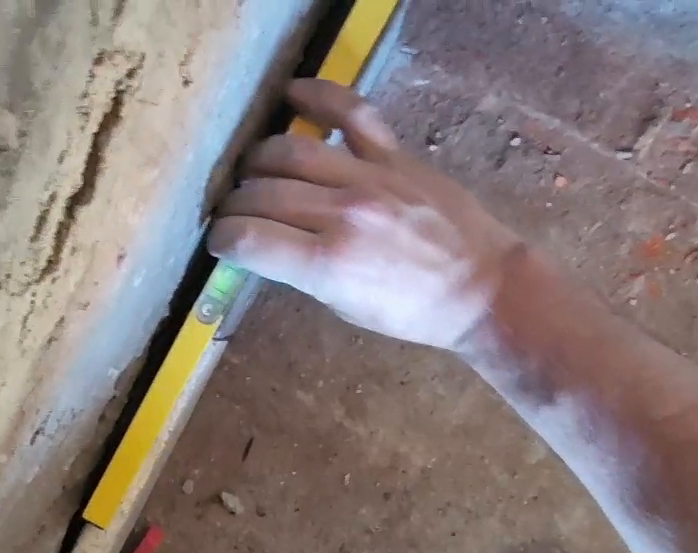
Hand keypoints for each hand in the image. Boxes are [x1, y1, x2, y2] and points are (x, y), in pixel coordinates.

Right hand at [209, 79, 521, 350]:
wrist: (479, 289)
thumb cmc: (408, 312)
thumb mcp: (342, 307)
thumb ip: (301, 272)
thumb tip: (265, 247)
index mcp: (325, 264)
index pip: (247, 240)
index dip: (221, 241)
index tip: (218, 243)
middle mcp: (340, 214)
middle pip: (261, 194)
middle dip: (233, 206)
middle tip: (231, 214)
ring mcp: (368, 178)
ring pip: (290, 152)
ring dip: (258, 162)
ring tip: (251, 175)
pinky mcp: (394, 155)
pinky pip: (350, 113)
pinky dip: (317, 97)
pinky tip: (291, 95)